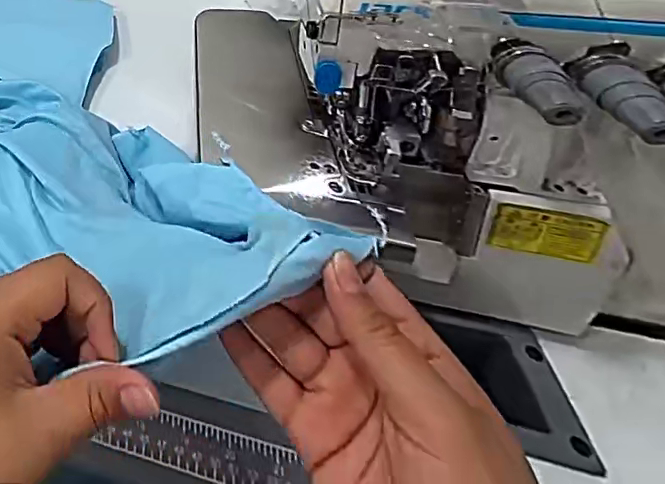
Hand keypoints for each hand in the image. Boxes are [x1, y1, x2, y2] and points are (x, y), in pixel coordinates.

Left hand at [0, 254, 160, 483]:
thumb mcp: (40, 429)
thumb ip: (98, 398)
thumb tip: (151, 391)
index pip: (66, 274)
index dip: (97, 313)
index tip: (104, 368)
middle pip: (56, 288)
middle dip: (85, 330)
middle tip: (91, 385)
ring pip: (43, 310)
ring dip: (69, 345)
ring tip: (71, 395)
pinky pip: (25, 330)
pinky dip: (49, 355)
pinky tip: (48, 394)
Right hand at [220, 251, 535, 483]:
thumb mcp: (439, 412)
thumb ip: (383, 339)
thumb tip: (340, 269)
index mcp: (416, 359)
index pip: (364, 291)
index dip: (325, 260)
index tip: (288, 233)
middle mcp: (372, 372)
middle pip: (317, 309)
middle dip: (281, 279)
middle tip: (244, 249)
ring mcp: (338, 400)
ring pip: (288, 339)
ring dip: (255, 308)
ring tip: (225, 276)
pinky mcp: (310, 431)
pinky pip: (271, 382)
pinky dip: (243, 352)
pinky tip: (224, 324)